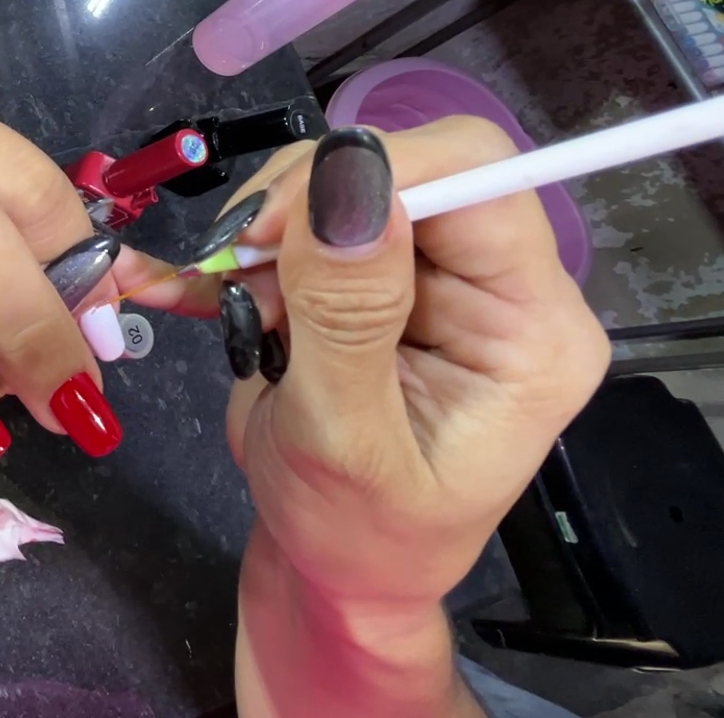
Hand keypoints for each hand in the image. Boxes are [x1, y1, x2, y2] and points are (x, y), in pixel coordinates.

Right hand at [123, 120, 609, 715]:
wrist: (331, 556)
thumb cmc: (354, 526)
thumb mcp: (343, 435)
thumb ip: (345, 311)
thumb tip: (347, 174)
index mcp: (525, 324)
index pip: (473, 178)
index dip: (365, 175)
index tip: (266, 230)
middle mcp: (484, 283)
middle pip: (395, 168)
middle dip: (295, 205)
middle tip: (230, 266)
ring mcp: (418, 277)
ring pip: (330, 185)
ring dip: (258, 233)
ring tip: (228, 301)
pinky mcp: (358, 281)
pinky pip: (292, 223)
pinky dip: (234, 250)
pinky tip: (198, 288)